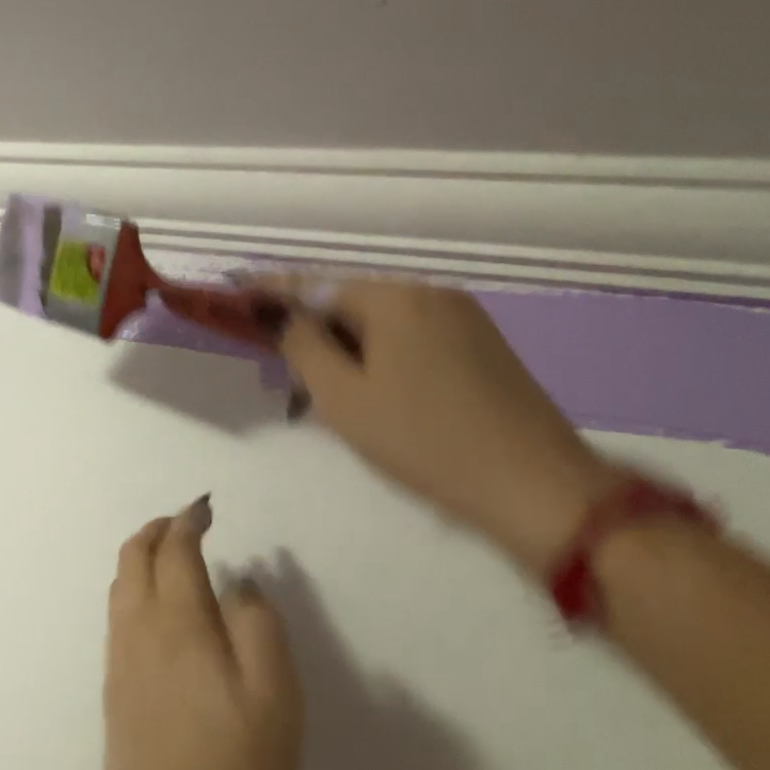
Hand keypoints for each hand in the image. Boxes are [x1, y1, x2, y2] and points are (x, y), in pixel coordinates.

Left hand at [105, 497, 301, 769]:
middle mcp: (136, 629)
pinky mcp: (114, 690)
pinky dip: (134, 591)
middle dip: (155, 531)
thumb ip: (259, 623)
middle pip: (132, 558)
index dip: (188, 521)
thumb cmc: (238, 763)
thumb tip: (239, 580)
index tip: (204, 507)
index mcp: (176, 619)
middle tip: (184, 524)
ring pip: (120, 586)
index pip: (173, 550)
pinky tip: (157, 612)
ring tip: (169, 558)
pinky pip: (118, 617)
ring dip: (141, 559)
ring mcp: (119, 660)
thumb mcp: (274, 693)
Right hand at [255, 275, 614, 572]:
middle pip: (348, 298)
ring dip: (343, 342)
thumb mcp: (343, 397)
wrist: (537, 486)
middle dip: (309, 324)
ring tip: (320, 385)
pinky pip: (410, 334)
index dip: (268, 290)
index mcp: (394, 295)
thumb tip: (275, 310)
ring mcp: (461, 316)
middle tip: (276, 362)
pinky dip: (378, 352)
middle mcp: (429, 291)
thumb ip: (301, 345)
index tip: (232, 293)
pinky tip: (370, 388)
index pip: (313, 283)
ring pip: (380, 319)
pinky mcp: (481, 344)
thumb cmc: (425, 440)